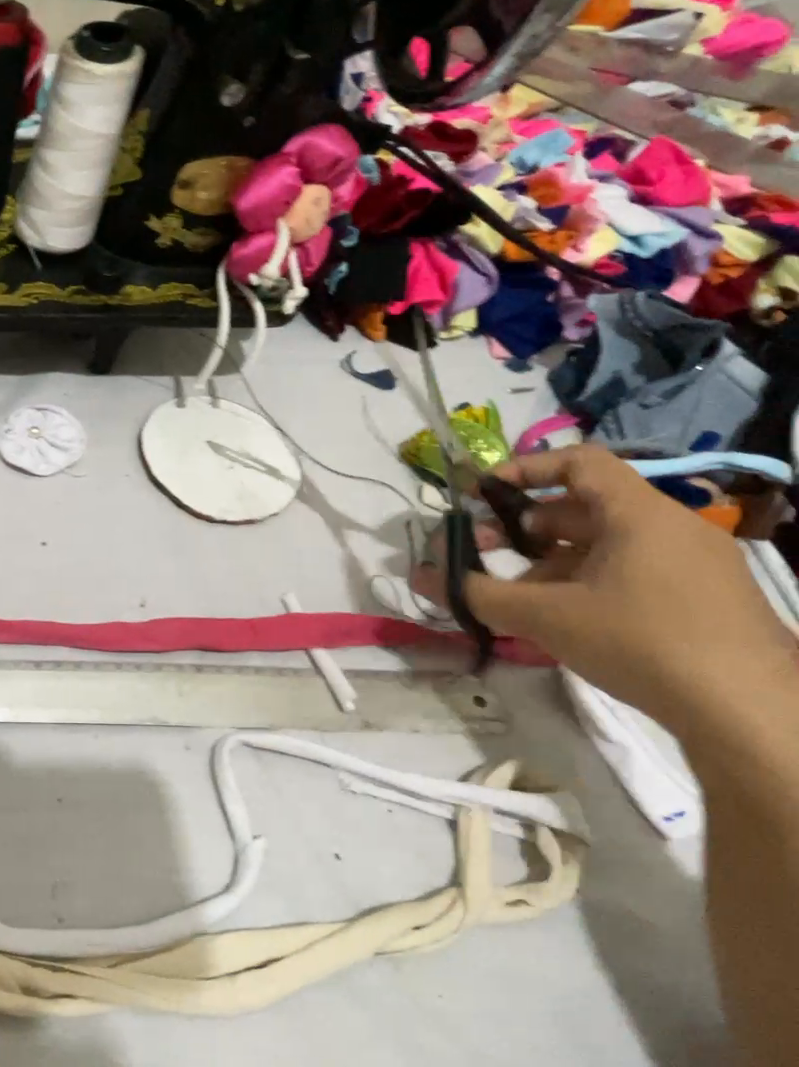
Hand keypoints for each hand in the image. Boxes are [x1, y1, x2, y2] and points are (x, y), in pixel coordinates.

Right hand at [412, 445, 798, 729]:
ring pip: (604, 543)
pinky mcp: (702, 596)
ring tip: (514, 596)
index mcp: (639, 514)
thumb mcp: (544, 617)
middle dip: (524, 527)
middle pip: (584, 507)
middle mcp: (671, 526)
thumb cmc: (641, 641)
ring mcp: (693, 562)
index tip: (481, 495)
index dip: (524, 470)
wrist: (749, 709)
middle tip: (482, 552)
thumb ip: (475, 592)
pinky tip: (562, 618)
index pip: (580, 463)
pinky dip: (585, 581)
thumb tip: (422, 576)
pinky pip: (630, 569)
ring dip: (550, 560)